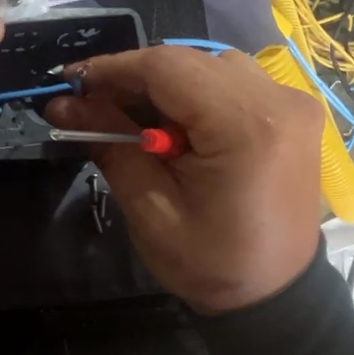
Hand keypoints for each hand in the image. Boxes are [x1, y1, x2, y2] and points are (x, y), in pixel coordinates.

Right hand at [47, 47, 323, 312]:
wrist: (276, 294)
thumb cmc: (211, 262)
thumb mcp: (149, 209)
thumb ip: (110, 143)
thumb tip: (62, 103)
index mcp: (246, 127)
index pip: (167, 67)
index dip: (112, 69)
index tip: (69, 82)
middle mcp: (277, 100)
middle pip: (187, 60)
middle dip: (133, 78)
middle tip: (91, 105)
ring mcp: (291, 102)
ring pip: (209, 64)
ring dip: (164, 84)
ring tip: (132, 118)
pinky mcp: (292, 111)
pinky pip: (231, 80)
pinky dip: (193, 92)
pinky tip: (172, 123)